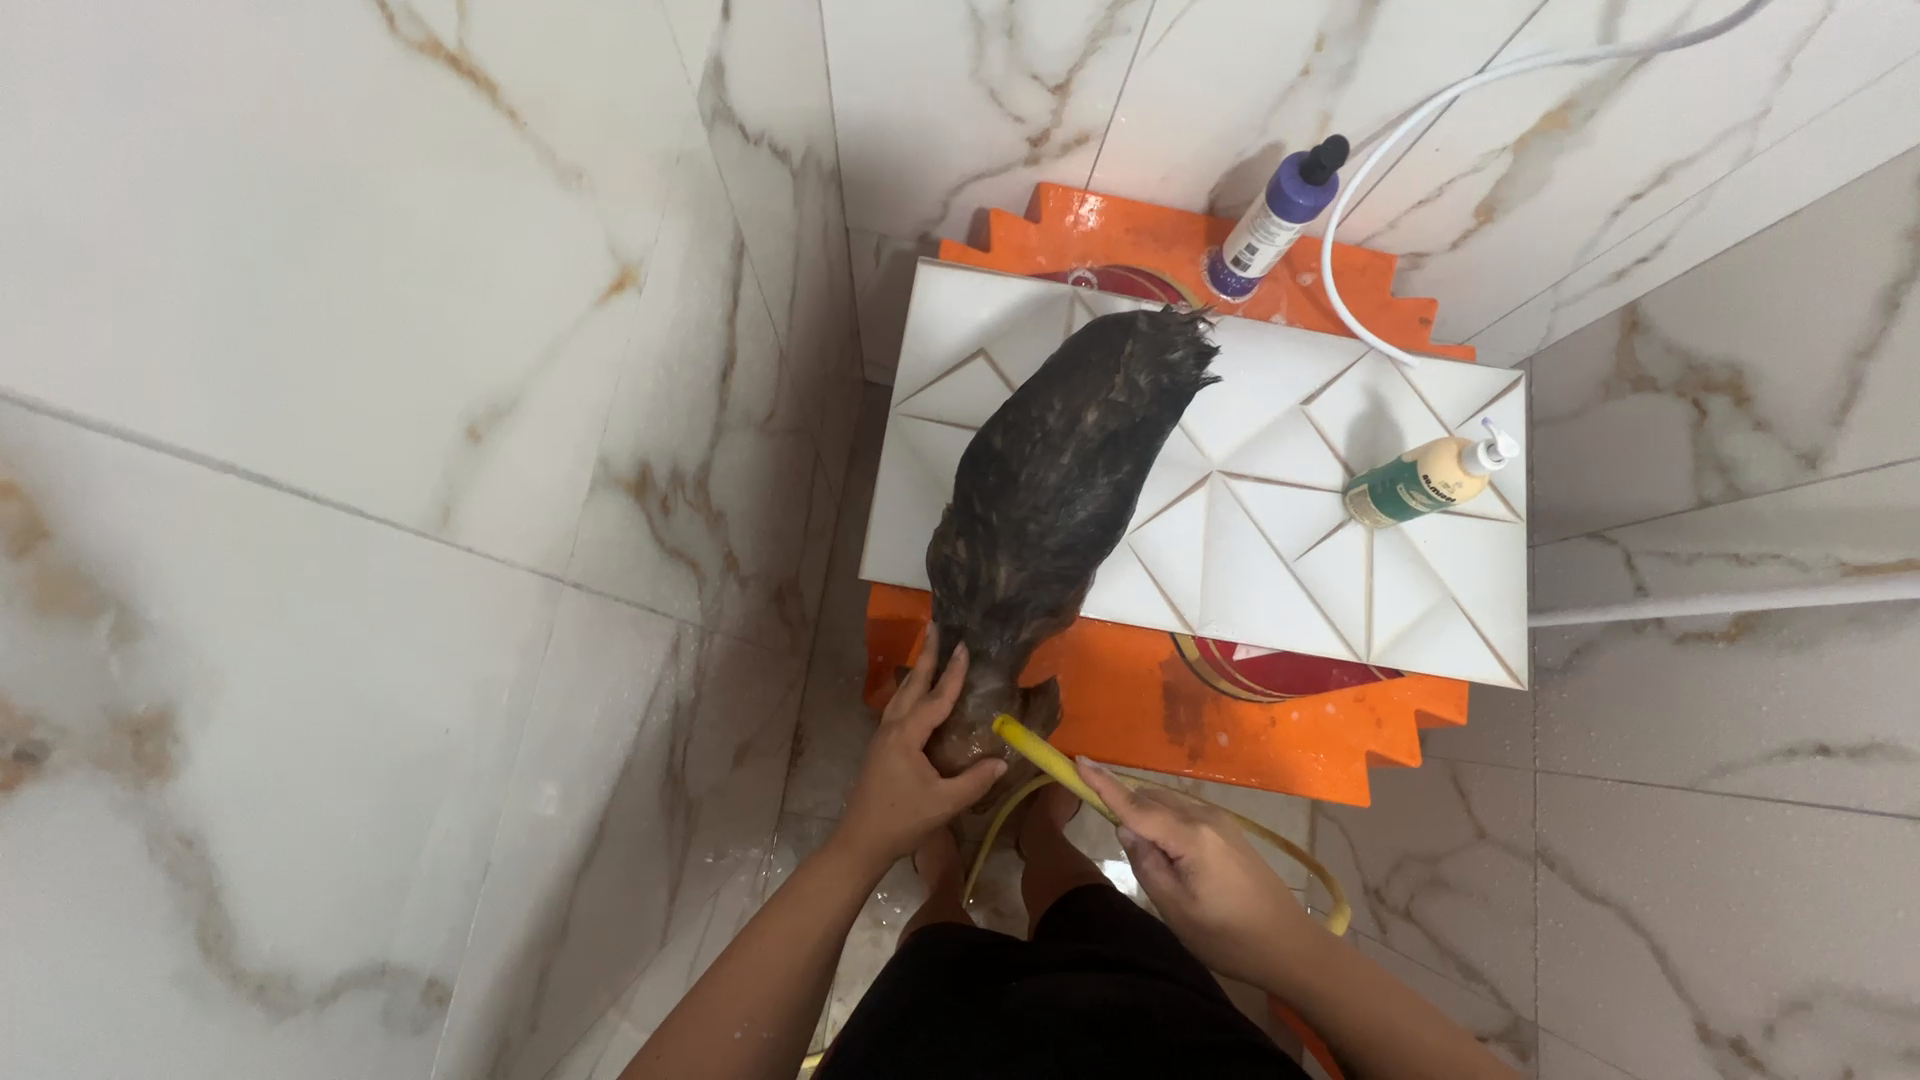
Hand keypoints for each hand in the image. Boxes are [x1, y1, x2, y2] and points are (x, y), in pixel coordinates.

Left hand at [832, 629, 1006, 870]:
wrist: (860, 842)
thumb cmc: (901, 821)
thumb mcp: (944, 803)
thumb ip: (974, 781)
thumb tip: (1002, 761)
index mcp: (906, 736)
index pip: (936, 698)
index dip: (953, 673)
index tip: (965, 645)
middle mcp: (891, 728)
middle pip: (912, 685)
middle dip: (926, 656)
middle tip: (935, 626)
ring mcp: (882, 737)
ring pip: (901, 694)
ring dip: (916, 671)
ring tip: (928, 651)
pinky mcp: (881, 747)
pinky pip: (897, 708)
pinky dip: (910, 691)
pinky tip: (916, 693)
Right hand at [1077, 757, 1323, 986]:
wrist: (1291, 946)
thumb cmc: (1230, 938)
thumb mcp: (1176, 909)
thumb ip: (1146, 863)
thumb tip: (1126, 829)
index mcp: (1191, 837)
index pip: (1137, 805)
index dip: (1105, 784)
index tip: (1078, 760)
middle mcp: (1205, 818)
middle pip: (1150, 798)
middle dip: (1123, 802)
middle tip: (1103, 825)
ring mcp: (1219, 821)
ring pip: (1166, 803)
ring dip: (1143, 811)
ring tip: (1134, 844)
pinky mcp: (1227, 830)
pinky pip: (1182, 812)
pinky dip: (1161, 818)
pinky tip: (1160, 844)